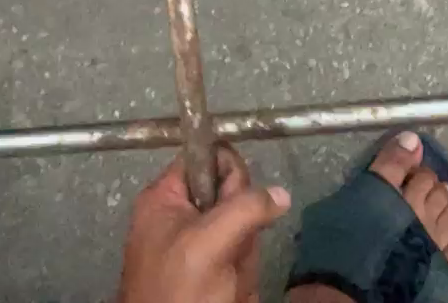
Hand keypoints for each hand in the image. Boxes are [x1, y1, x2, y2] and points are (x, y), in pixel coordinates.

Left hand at [118, 145, 290, 302]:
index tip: (233, 198)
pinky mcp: (214, 268)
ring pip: (243, 223)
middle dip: (241, 220)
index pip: (206, 158)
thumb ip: (246, 207)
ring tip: (230, 276)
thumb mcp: (208, 242)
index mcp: (165, 198)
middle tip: (230, 245)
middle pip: (231, 191)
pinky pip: (243, 252)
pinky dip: (245, 270)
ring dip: (245, 251)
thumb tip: (281, 194)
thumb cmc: (177, 292)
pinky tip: (234, 289)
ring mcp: (198, 244)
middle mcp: (181, 215)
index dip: (228, 172)